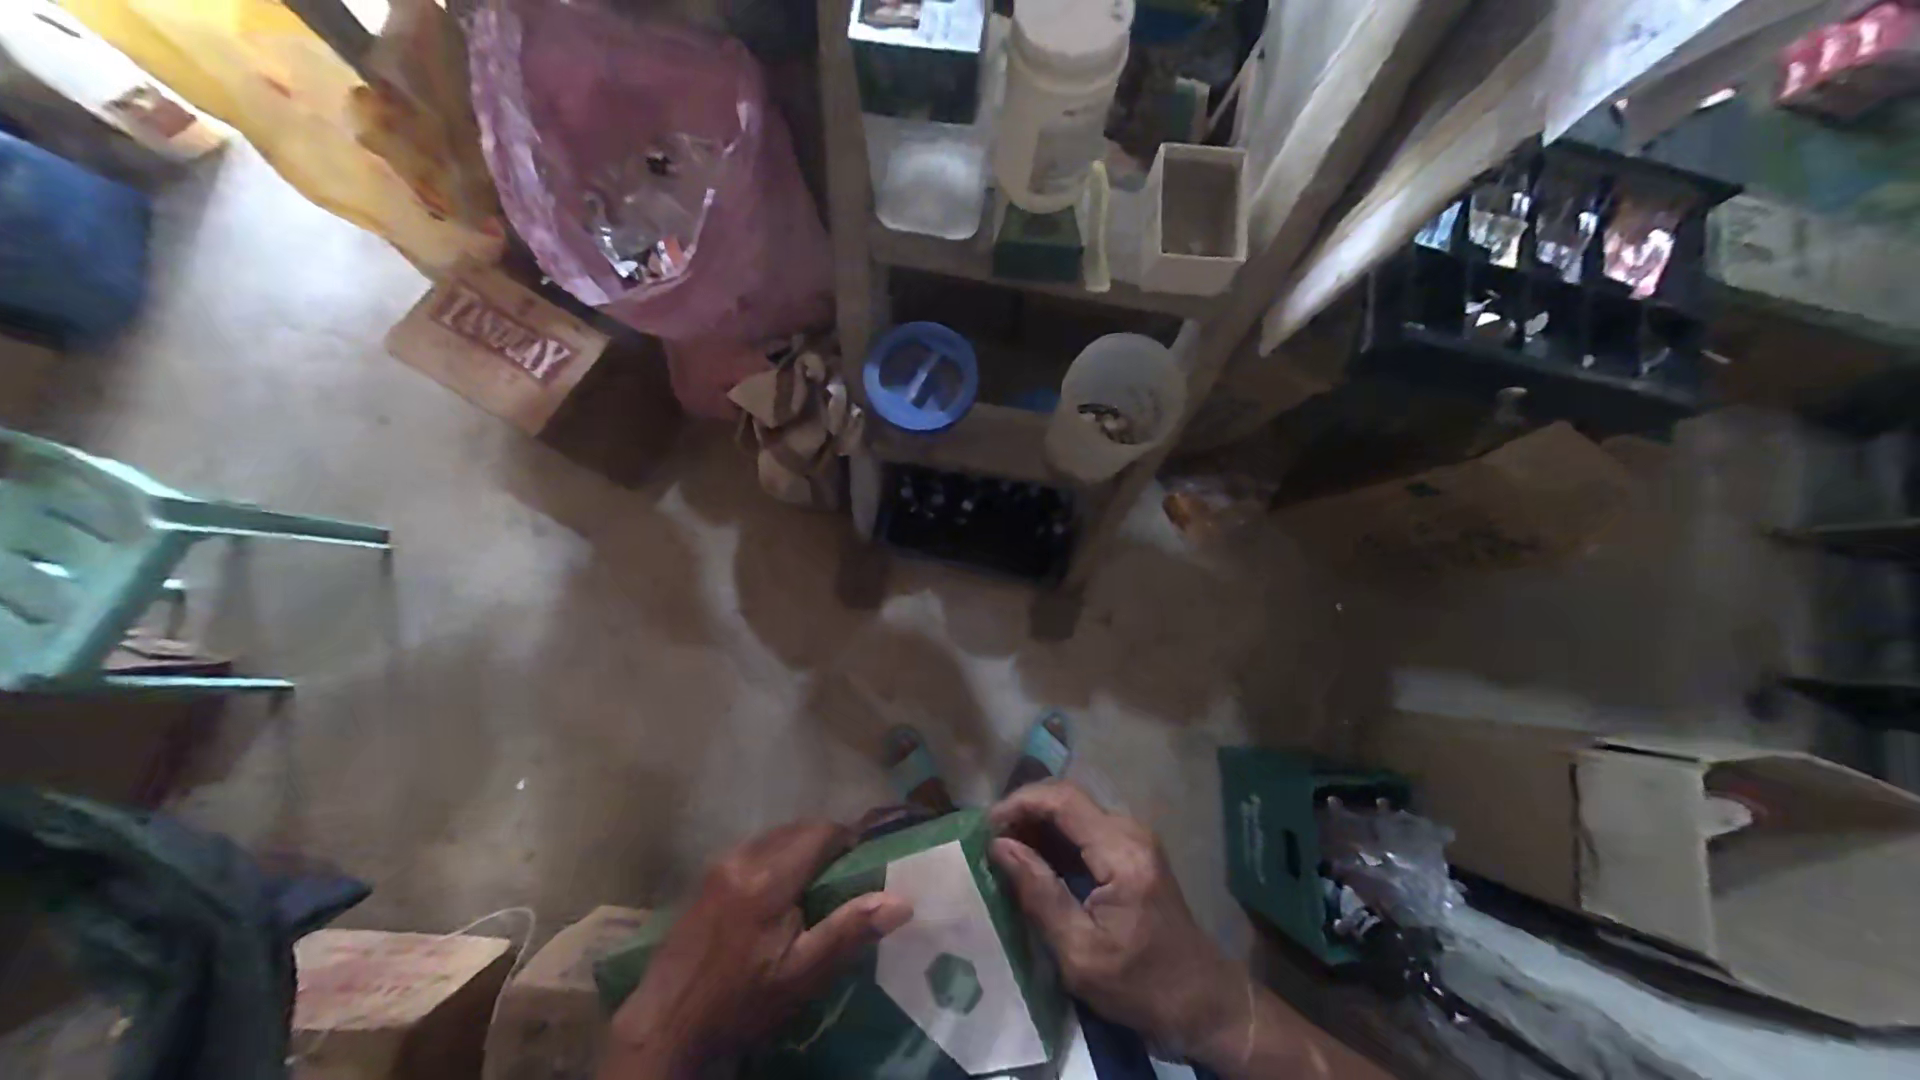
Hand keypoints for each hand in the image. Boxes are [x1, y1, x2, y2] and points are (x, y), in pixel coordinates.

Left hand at [602, 822, 914, 1079]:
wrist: (664, 1026)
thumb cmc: (740, 1002)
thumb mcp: (802, 975)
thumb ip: (850, 930)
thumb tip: (902, 901)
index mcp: (769, 879)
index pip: (820, 832)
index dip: (847, 838)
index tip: (862, 861)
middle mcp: (743, 859)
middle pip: (798, 828)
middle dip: (825, 842)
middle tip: (842, 875)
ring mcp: (720, 865)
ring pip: (774, 836)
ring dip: (799, 847)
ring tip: (813, 884)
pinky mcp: (706, 877)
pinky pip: (753, 848)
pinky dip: (775, 856)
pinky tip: (777, 892)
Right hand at [989, 782, 1246, 1062]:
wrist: (1202, 1001)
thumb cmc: (1141, 985)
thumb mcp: (1080, 953)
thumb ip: (1039, 893)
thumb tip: (999, 846)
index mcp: (1122, 852)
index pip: (1063, 800)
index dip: (1020, 803)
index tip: (986, 827)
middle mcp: (1130, 831)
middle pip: (1067, 798)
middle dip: (1024, 812)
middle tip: (990, 841)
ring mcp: (1133, 837)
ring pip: (1073, 810)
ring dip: (1037, 824)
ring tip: (1004, 851)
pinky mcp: (1131, 849)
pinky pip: (1084, 828)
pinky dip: (1054, 838)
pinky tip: (1032, 861)